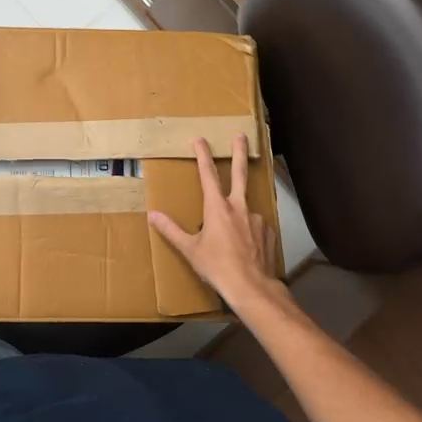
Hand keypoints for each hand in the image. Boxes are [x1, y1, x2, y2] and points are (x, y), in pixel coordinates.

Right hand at [147, 135, 284, 311]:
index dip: (203, 155)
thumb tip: (153, 215)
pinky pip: (256, 226)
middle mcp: (239, 207)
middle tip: (242, 136)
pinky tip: (246, 245)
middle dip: (239, 152)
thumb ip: (171, 230)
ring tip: (233, 232)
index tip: (201, 139)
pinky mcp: (269, 232)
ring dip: (240, 210)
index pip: (208, 175)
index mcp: (217, 208)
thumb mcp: (190, 250)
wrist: (251, 286)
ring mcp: (257, 219)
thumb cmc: (217, 267)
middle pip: (240, 173)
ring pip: (247, 206)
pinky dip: (249, 230)